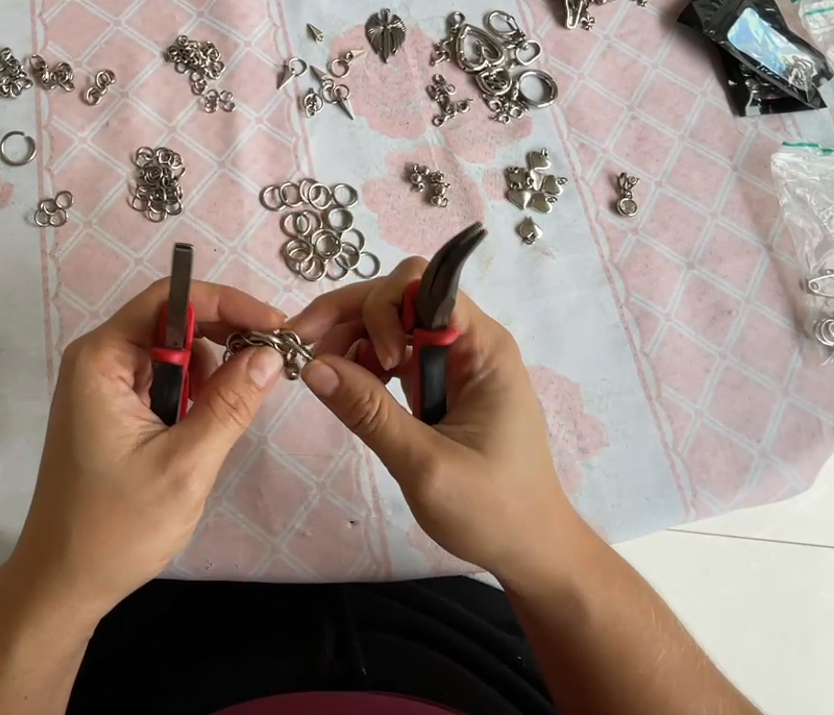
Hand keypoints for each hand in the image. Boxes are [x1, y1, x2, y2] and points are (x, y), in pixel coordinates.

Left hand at [8, 279, 286, 615]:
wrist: (64, 581)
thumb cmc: (117, 527)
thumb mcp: (185, 465)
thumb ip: (229, 404)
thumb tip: (270, 353)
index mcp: (102, 359)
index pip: (170, 300)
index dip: (227, 303)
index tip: (275, 325)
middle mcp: (99, 358)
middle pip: (172, 318)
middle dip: (224, 334)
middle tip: (271, 359)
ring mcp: (103, 382)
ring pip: (172, 349)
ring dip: (209, 369)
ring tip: (226, 412)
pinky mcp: (113, 406)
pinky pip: (162, 377)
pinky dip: (193, 391)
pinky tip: (202, 425)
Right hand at [286, 258, 582, 589]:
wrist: (531, 550)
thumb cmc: (493, 511)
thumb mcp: (425, 466)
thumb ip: (369, 413)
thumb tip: (313, 365)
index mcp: (482, 347)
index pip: (423, 284)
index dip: (381, 305)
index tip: (356, 354)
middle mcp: (468, 341)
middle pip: (400, 296)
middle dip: (349, 314)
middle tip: (302, 346)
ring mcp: (452, 360)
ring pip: (390, 319)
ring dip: (350, 335)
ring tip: (321, 373)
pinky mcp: (437, 381)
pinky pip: (392, 349)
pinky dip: (361, 360)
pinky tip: (346, 388)